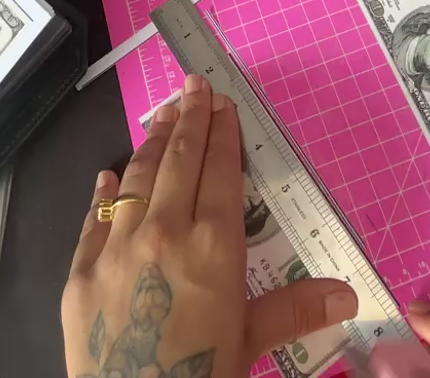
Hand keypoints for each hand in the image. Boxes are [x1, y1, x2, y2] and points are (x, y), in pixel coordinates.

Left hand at [62, 74, 358, 377]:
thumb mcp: (251, 344)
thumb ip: (295, 308)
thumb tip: (351, 293)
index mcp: (213, 244)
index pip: (220, 170)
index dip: (223, 133)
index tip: (222, 102)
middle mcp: (163, 231)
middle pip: (179, 160)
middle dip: (189, 119)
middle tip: (193, 85)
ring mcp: (115, 248)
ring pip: (137, 178)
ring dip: (153, 141)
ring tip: (163, 114)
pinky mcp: (78, 272)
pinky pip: (93, 220)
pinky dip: (103, 192)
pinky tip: (107, 174)